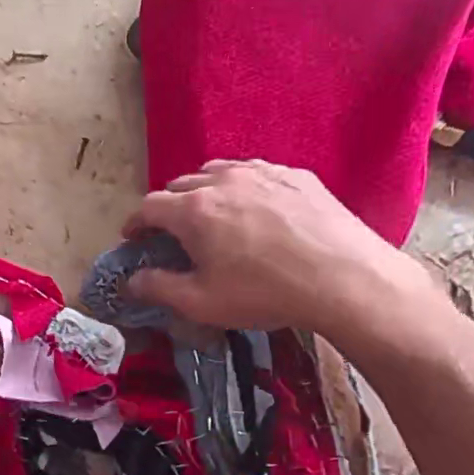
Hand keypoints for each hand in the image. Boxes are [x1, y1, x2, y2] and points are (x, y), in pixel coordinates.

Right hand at [124, 160, 438, 332]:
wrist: (342, 277)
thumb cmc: (263, 293)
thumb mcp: (201, 302)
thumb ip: (159, 288)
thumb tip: (131, 280)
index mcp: (194, 210)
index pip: (149, 207)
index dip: (135, 223)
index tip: (133, 238)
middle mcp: (223, 181)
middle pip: (182, 185)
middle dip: (169, 207)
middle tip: (172, 232)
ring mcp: (262, 172)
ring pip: (219, 172)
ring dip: (204, 191)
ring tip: (210, 214)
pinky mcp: (296, 175)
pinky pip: (255, 173)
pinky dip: (241, 187)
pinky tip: (254, 209)